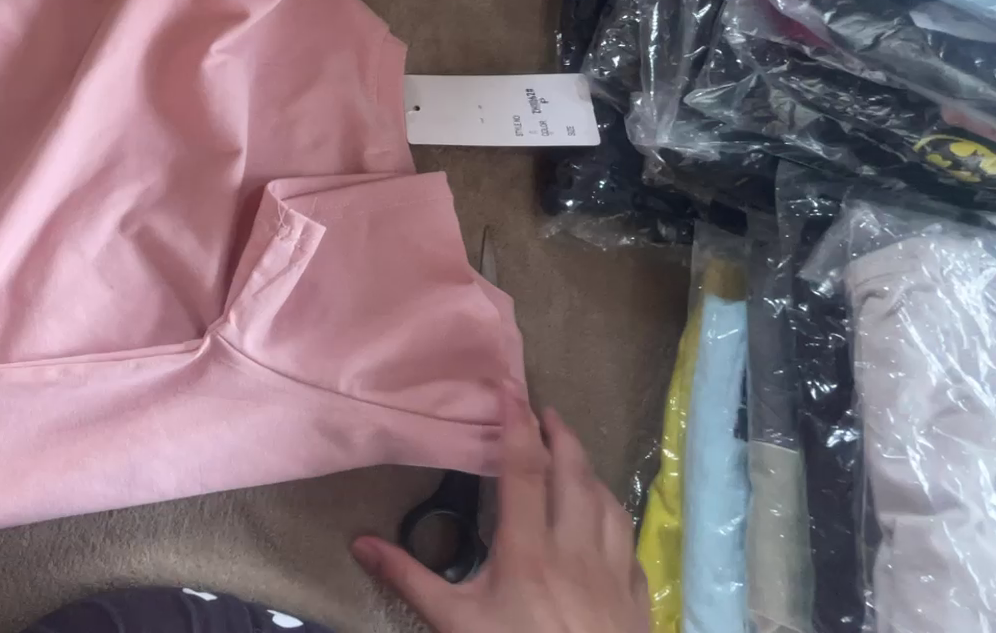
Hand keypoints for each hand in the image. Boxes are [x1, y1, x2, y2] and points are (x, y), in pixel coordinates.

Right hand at [351, 400, 646, 632]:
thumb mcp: (457, 624)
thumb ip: (410, 579)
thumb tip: (359, 542)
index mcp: (528, 549)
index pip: (524, 469)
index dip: (516, 422)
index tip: (508, 386)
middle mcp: (575, 551)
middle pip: (575, 475)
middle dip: (560, 434)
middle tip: (543, 408)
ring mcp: (613, 575)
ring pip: (608, 504)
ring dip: (588, 469)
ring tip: (570, 452)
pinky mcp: (636, 602)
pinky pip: (629, 543)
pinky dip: (614, 515)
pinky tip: (603, 516)